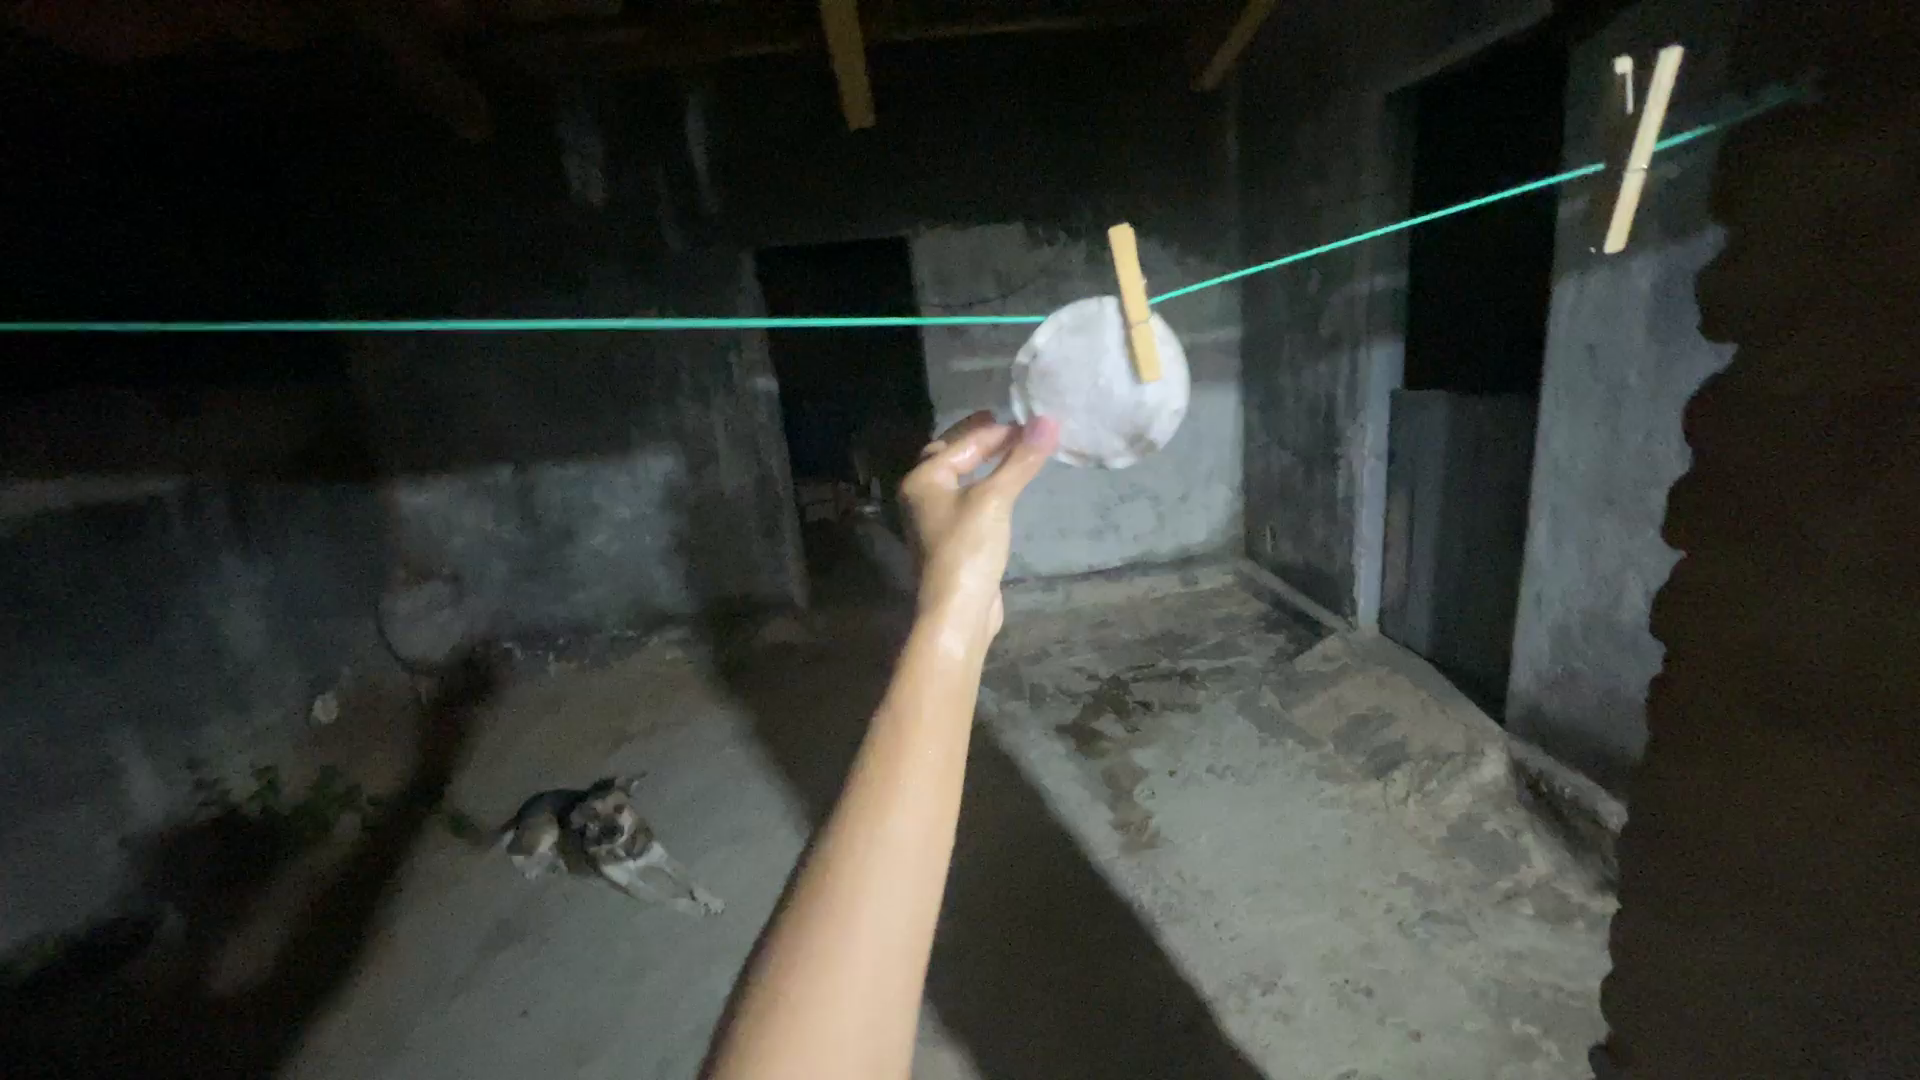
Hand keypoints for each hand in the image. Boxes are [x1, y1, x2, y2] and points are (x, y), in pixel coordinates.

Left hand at [900, 411, 1059, 642]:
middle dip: (978, 440)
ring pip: (958, 480)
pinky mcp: (950, 541)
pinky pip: (967, 501)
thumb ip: (1020, 460)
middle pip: (950, 456)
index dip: (996, 431)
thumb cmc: (968, 548)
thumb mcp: (996, 498)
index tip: (1030, 423)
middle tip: (1009, 426)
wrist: (957, 610)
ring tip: (1010, 451)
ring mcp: (933, 520)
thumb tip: (1048, 421)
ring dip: (982, 464)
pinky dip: (984, 488)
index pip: (961, 443)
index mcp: (923, 479)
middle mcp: (921, 496)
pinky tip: (1003, 489)